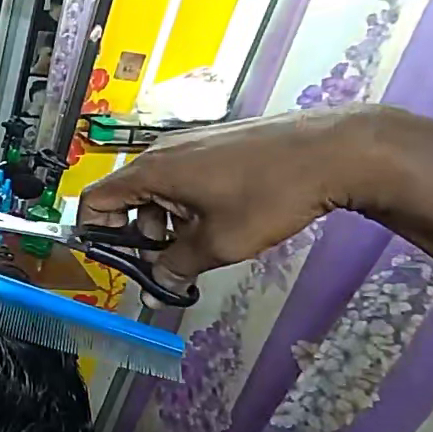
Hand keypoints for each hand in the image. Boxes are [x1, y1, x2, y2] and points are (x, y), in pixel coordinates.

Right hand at [76, 105, 407, 288]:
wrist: (339, 150)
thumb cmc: (269, 195)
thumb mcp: (219, 243)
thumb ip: (177, 268)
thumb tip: (158, 289)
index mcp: (148, 172)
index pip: (93, 200)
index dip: (93, 233)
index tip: (115, 258)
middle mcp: (158, 153)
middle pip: (124, 197)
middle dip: (136, 233)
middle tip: (164, 260)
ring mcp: (187, 143)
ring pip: (154, 189)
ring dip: (163, 221)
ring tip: (199, 242)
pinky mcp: (212, 142)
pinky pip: (179, 176)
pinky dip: (184, 202)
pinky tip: (220, 217)